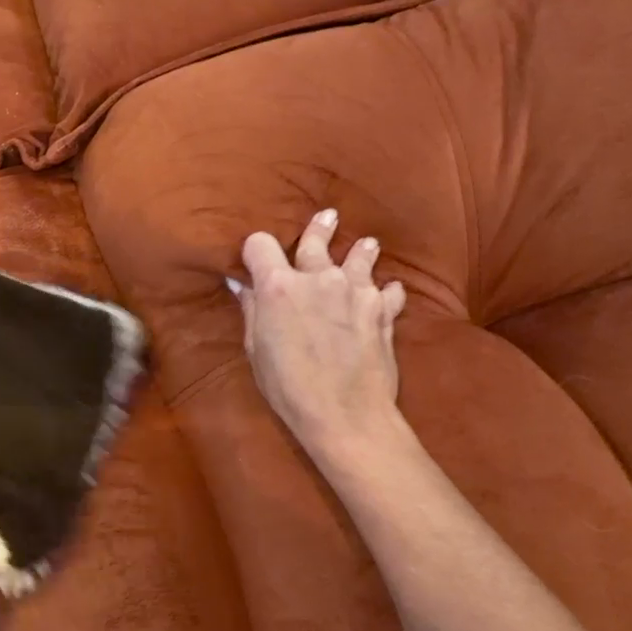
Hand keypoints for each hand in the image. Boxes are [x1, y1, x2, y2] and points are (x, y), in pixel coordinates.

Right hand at [229, 210, 405, 449]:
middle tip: (327, 217)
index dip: (256, 249)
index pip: (260, 243)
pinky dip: (385, 290)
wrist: (345, 414)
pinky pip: (388, 290)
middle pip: (315, 239)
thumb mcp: (255, 347)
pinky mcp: (383, 310)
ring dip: (360, 251)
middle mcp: (317, 278)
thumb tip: (243, 285)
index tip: (256, 256)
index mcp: (277, 286)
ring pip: (359, 256)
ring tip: (365, 244)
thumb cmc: (287, 385)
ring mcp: (355, 291)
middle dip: (319, 228)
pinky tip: (387, 292)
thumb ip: (252, 309)